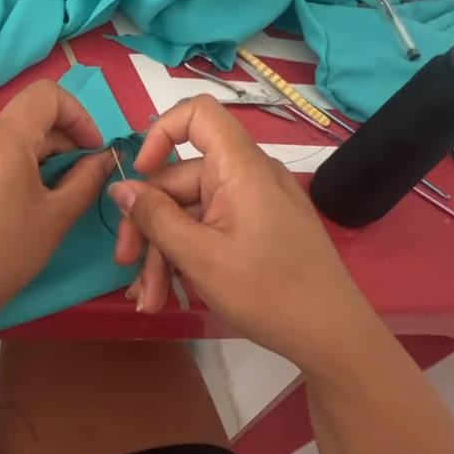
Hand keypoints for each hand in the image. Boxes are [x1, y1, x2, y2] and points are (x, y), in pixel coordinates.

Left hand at [0, 80, 116, 323]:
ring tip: (47, 195)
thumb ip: (87, 178)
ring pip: (8, 135)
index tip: (93, 149)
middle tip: (79, 179)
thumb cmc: (4, 254)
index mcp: (1, 137)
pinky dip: (11, 162)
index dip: (79, 115)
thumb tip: (105, 157)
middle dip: (60, 141)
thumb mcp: (56, 216)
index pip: (47, 95)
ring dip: (36, 154)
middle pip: (27, 117)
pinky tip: (17, 200)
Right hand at [107, 95, 383, 369]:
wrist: (332, 337)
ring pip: (188, 213)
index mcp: (240, 168)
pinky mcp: (256, 230)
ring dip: (162, 253)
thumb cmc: (267, 291)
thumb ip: (154, 217)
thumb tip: (120, 188)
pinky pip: (208, 229)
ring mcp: (253, 204)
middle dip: (148, 225)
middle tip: (126, 265)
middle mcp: (247, 176)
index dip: (159, 134)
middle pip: (180, 180)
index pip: (197, 115)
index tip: (139, 177)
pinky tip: (165, 294)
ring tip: (147, 299)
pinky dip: (184, 257)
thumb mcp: (198, 256)